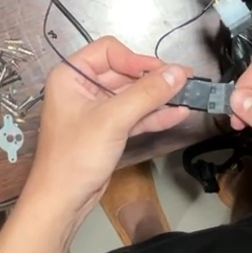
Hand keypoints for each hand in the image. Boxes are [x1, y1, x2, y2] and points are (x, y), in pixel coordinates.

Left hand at [21, 36, 188, 222]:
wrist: (62, 201)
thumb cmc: (76, 156)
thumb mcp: (113, 119)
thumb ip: (147, 94)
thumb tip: (178, 72)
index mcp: (71, 76)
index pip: (109, 51)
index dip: (136, 59)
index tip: (163, 72)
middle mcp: (81, 88)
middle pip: (124, 72)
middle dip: (153, 78)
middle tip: (185, 81)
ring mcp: (96, 110)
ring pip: (132, 95)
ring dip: (158, 97)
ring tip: (189, 95)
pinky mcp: (107, 131)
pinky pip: (134, 115)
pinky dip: (154, 115)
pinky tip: (178, 113)